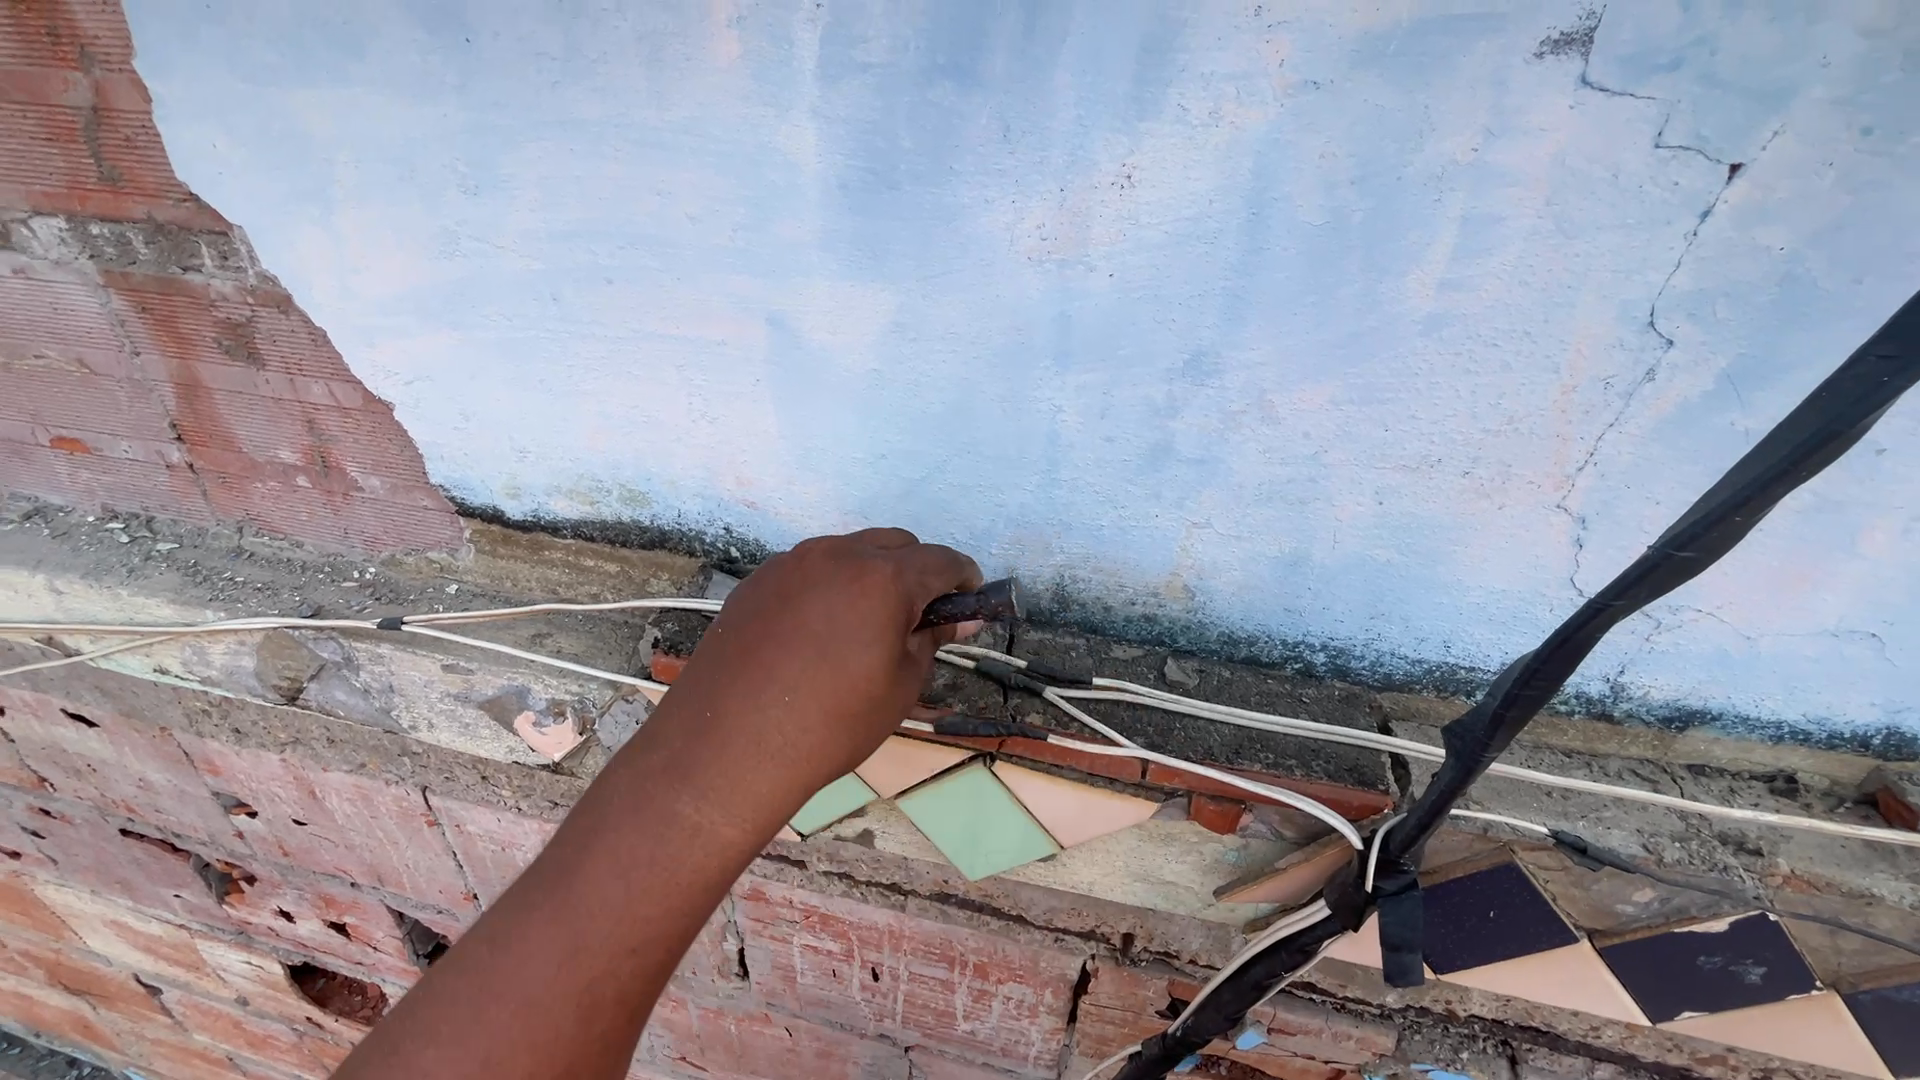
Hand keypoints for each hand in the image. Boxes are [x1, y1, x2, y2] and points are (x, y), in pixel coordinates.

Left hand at [649, 528, 982, 805]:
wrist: (730, 746)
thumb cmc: (832, 723)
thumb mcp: (900, 685)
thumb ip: (931, 639)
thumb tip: (958, 618)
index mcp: (883, 577)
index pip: (941, 560)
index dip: (964, 579)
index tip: (969, 601)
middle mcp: (837, 555)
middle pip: (895, 544)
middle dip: (918, 571)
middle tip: (918, 618)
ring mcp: (790, 564)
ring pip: (849, 552)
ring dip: (872, 574)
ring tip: (867, 625)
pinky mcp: (757, 581)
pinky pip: (809, 569)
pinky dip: (830, 586)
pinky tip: (819, 632)